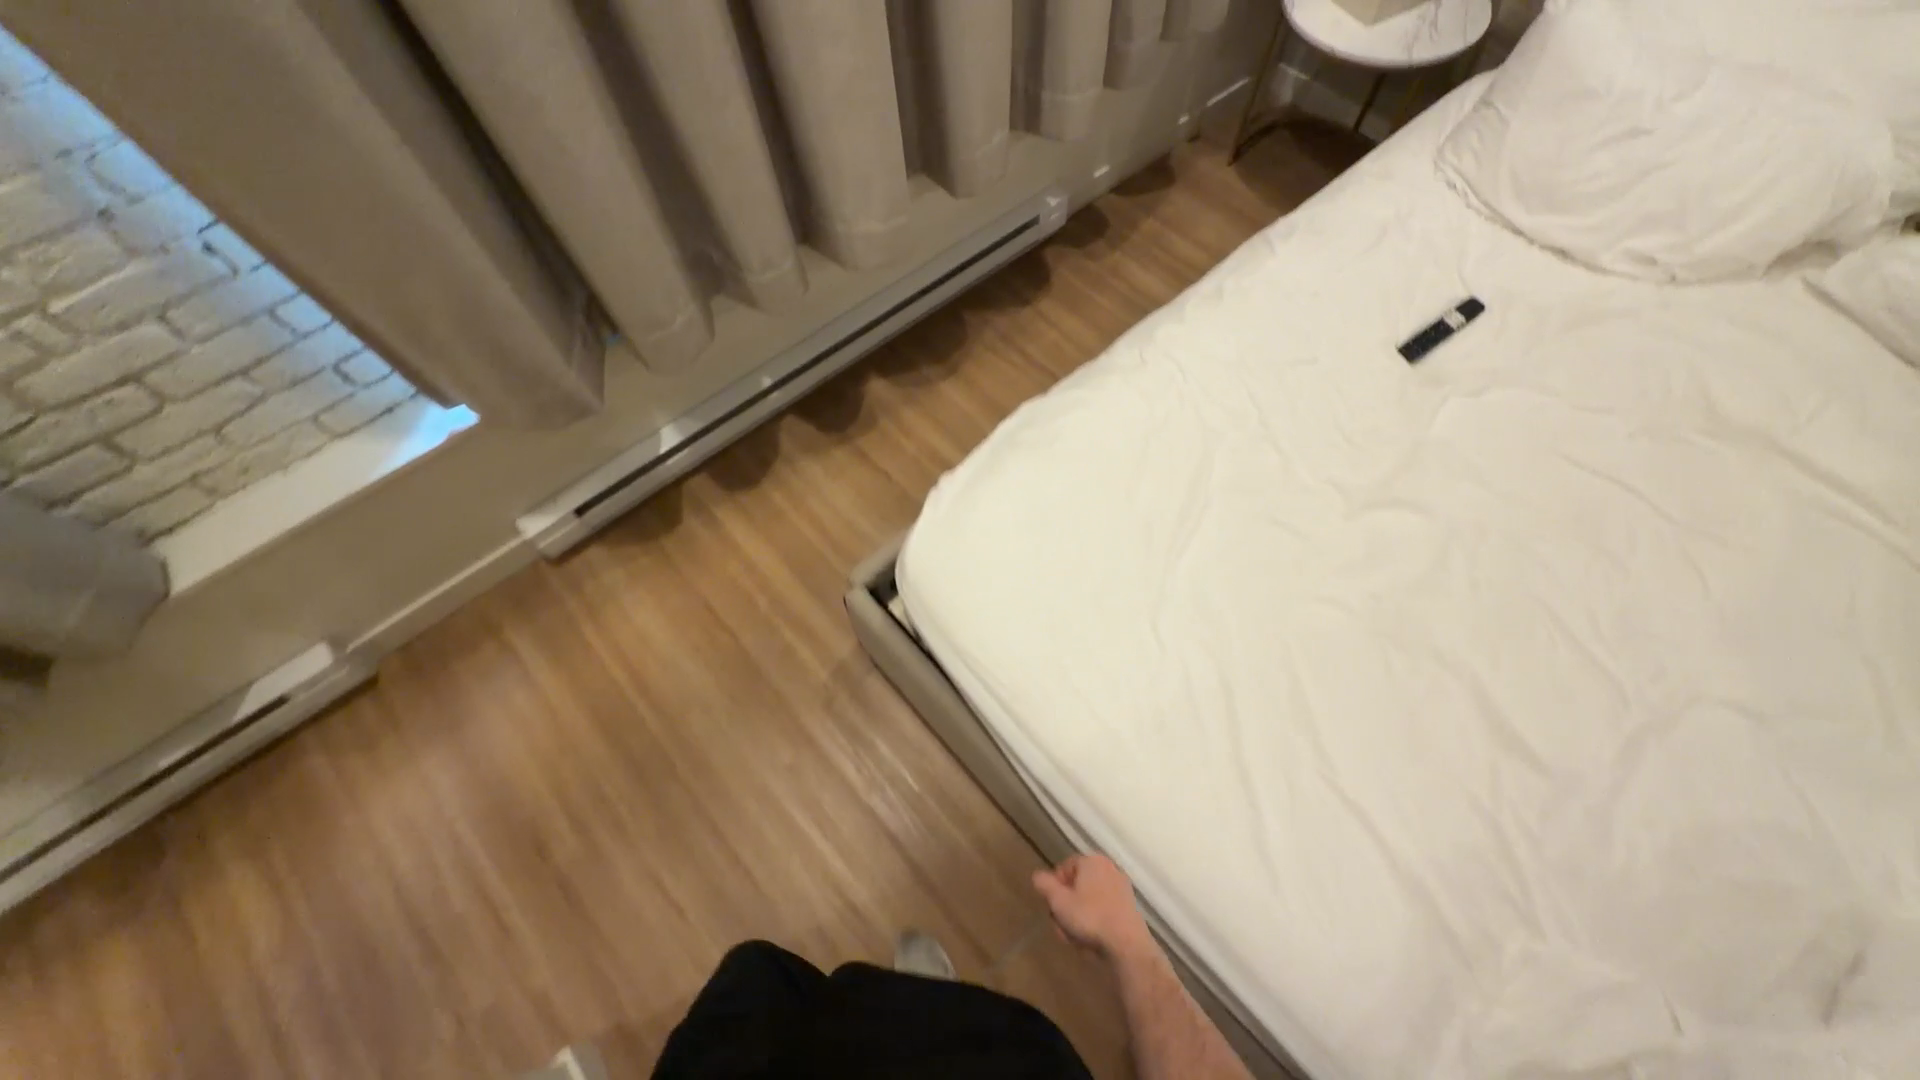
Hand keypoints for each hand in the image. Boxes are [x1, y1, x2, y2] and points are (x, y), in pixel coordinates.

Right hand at [1032, 854, 1152, 958]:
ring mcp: (1121, 889)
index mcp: (1092, 861)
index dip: (1054, 888)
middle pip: (1077, 886)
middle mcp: (1109, 869)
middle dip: (1066, 907)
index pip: (1064, 868)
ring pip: (1088, 901)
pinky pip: (1103, 911)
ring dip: (1078, 919)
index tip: (1052, 906)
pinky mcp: (1129, 908)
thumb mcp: (1058, 901)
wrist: (1126, 945)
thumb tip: (1038, 876)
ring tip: (1074, 938)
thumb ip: (1044, 884)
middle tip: (1061, 925)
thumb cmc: (1089, 918)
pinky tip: (1090, 942)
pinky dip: (1094, 923)